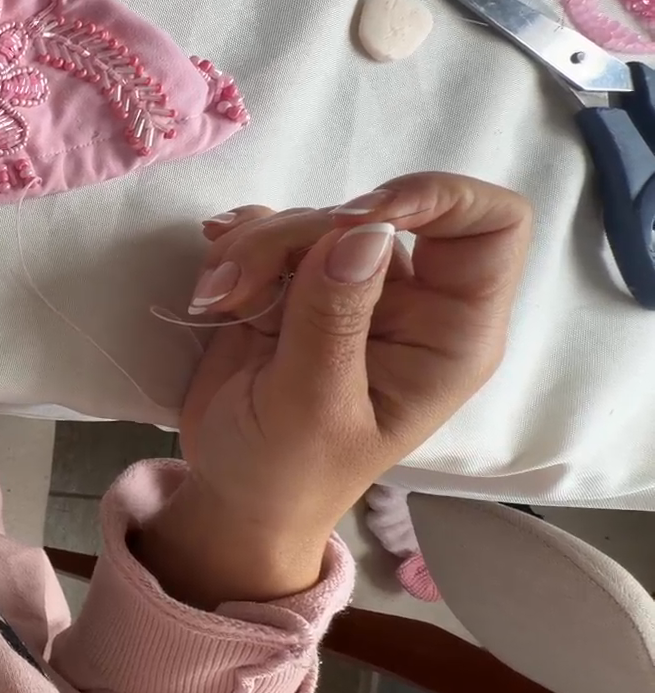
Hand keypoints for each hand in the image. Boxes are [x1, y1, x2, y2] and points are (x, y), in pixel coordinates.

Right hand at [137, 173, 531, 605]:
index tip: (347, 219)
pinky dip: (230, 248)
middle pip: (364, 220)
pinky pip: (262, 242)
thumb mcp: (311, 403)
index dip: (430, 200)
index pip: (484, 227)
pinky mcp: (280, 297)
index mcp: (445, 332)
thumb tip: (361, 233)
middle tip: (229, 291)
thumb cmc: (287, 469)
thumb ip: (334, 320)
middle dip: (288, 241)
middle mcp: (400, 303)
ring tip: (209, 302)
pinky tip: (208, 277)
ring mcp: (336, 296)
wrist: (232, 492)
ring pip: (303, 226)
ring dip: (246, 251)